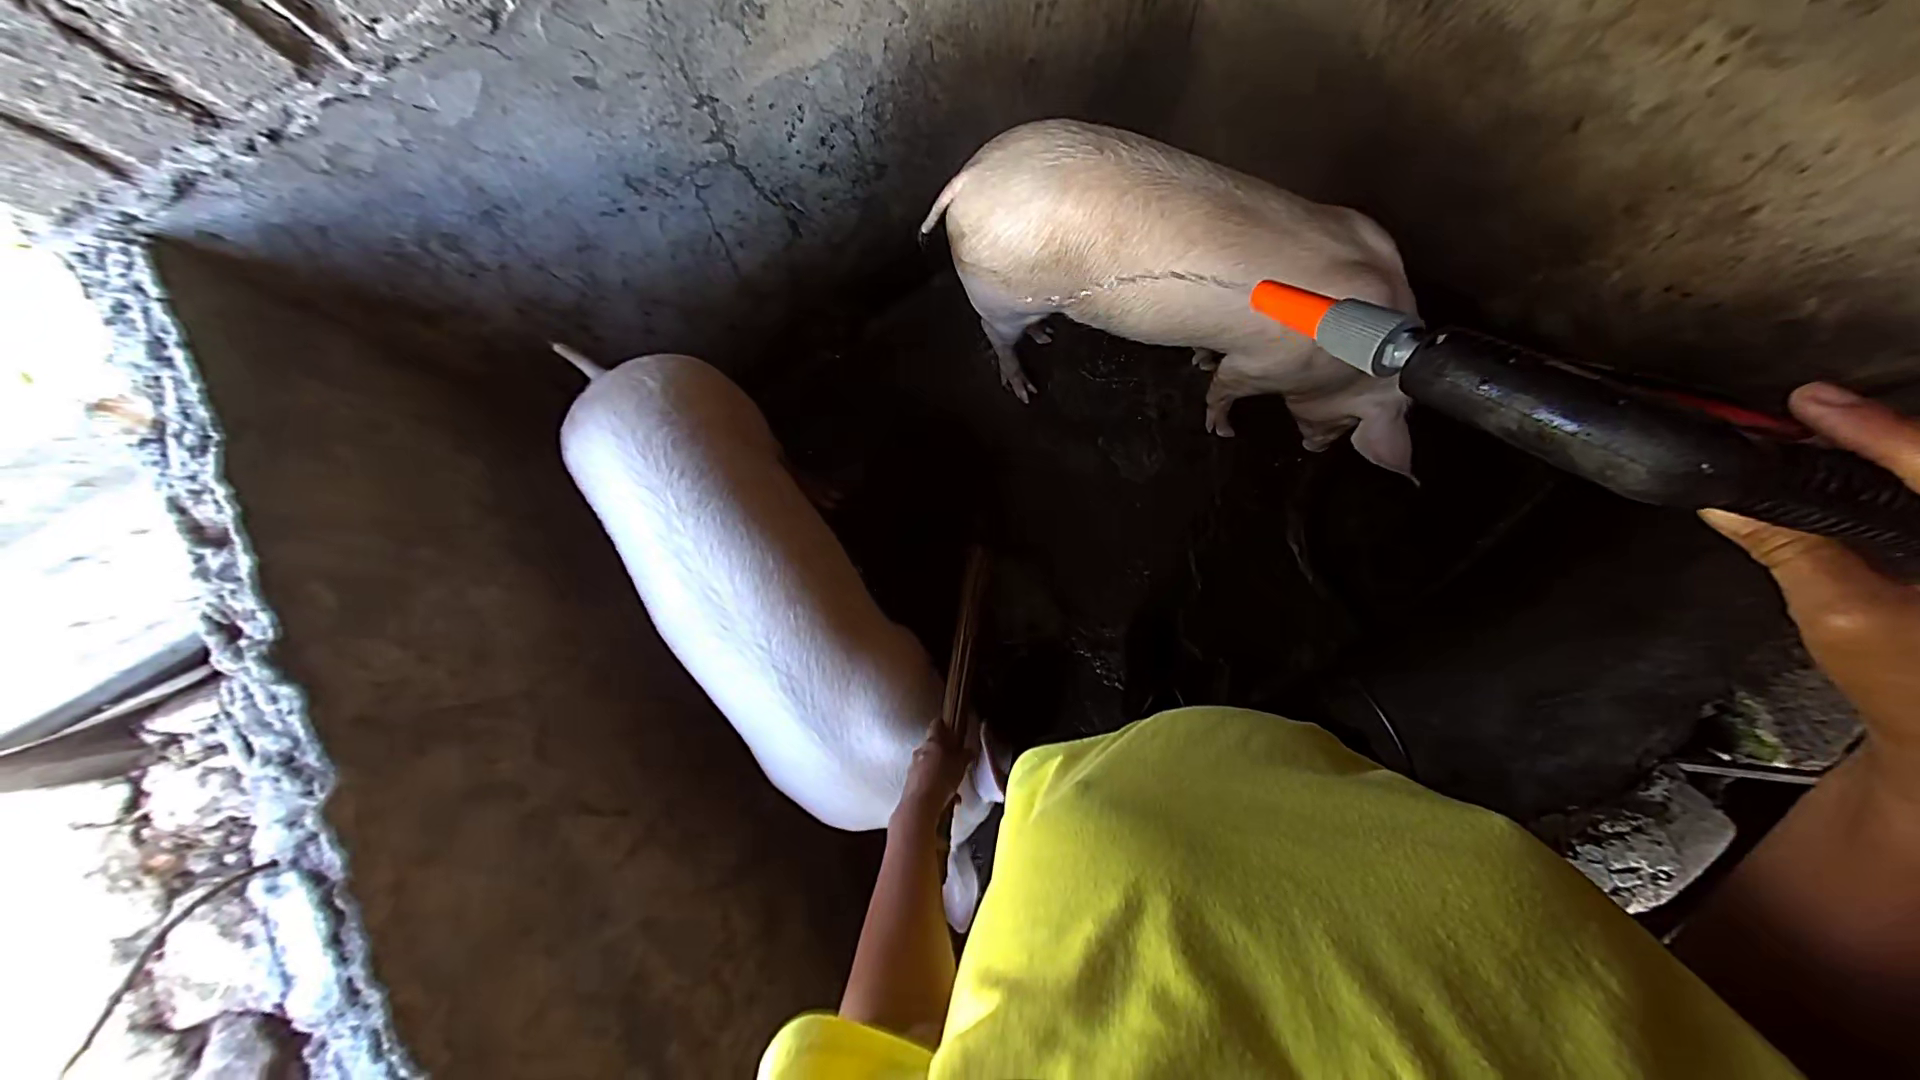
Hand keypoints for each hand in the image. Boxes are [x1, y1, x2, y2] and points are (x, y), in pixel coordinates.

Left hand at [893, 717, 975, 830]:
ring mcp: (913, 767)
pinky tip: (950, 800)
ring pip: (929, 764)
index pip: (936, 724)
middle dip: (943, 752)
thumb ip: (965, 756)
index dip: (944, 725)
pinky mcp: (910, 782)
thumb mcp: (960, 766)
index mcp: (932, 742)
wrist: (920, 804)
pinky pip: (927, 780)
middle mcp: (920, 751)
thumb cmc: (943, 778)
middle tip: (956, 760)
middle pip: (932, 746)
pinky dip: (937, 787)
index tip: (950, 729)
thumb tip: (969, 750)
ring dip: (941, 772)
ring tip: (955, 787)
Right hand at [1701, 382, 1919, 796]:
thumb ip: (1789, 548)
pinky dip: (1908, 478)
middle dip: (1889, 433)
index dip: (1869, 428)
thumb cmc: (1914, 689)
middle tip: (1820, 414)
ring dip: (1902, 455)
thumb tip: (1731, 502)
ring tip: (1841, 436)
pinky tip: (1878, 474)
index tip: (1811, 400)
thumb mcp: (1839, 614)